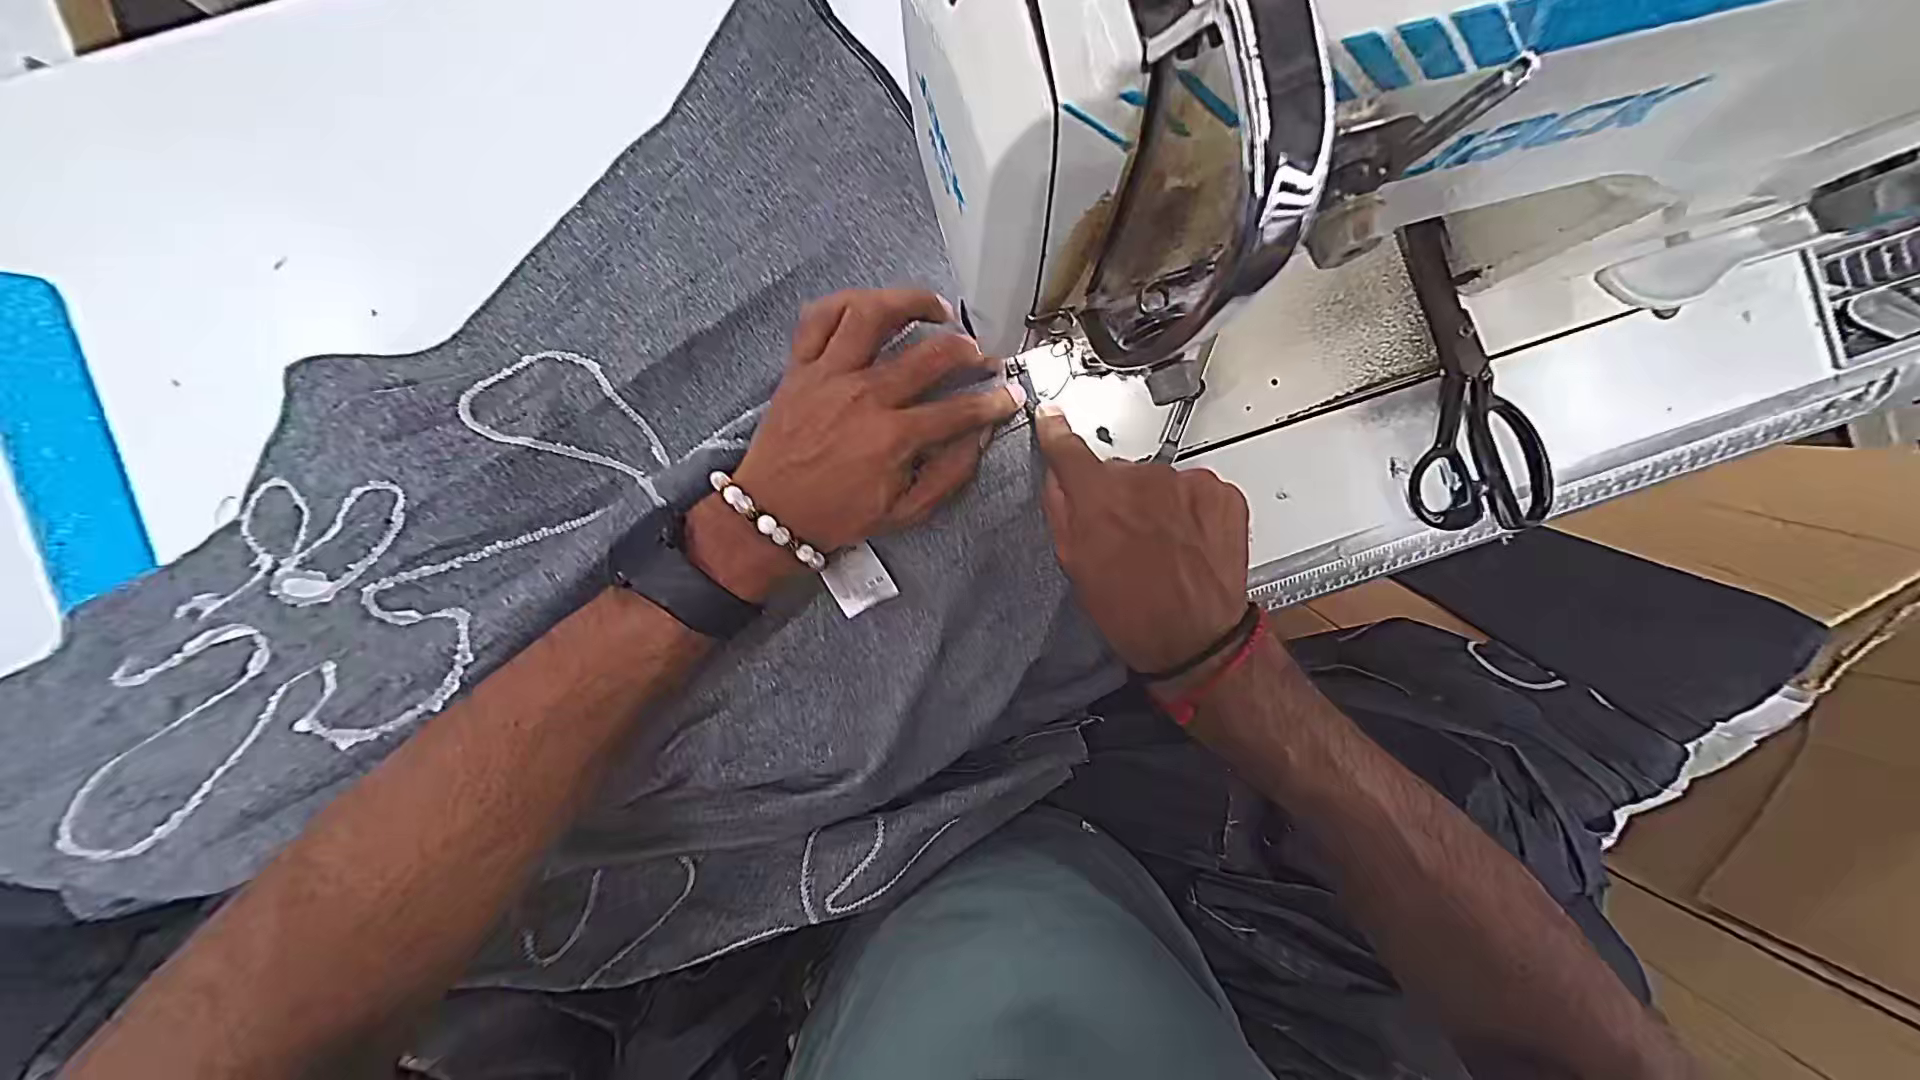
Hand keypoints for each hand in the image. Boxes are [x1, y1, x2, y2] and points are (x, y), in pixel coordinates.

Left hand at [685, 288, 1021, 600]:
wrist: (773, 514)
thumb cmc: (836, 515)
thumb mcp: (904, 511)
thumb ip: (949, 475)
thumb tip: (979, 438)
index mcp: (891, 438)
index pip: (960, 409)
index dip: (995, 400)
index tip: (1009, 394)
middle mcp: (863, 398)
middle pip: (930, 353)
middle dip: (969, 350)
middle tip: (980, 356)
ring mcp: (829, 376)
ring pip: (874, 314)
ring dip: (913, 302)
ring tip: (937, 309)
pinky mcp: (801, 367)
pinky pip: (820, 316)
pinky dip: (848, 302)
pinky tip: (872, 307)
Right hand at [1035, 404, 1249, 673]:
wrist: (1196, 639)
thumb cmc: (1134, 613)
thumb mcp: (1075, 565)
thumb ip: (1061, 511)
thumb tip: (1057, 481)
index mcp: (1098, 497)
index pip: (1068, 448)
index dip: (1056, 433)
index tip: (1052, 420)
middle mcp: (1142, 481)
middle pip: (1119, 470)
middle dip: (1117, 495)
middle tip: (1125, 537)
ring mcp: (1186, 484)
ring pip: (1158, 480)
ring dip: (1156, 503)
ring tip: (1161, 546)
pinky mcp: (1220, 493)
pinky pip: (1192, 487)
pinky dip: (1188, 508)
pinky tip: (1185, 541)